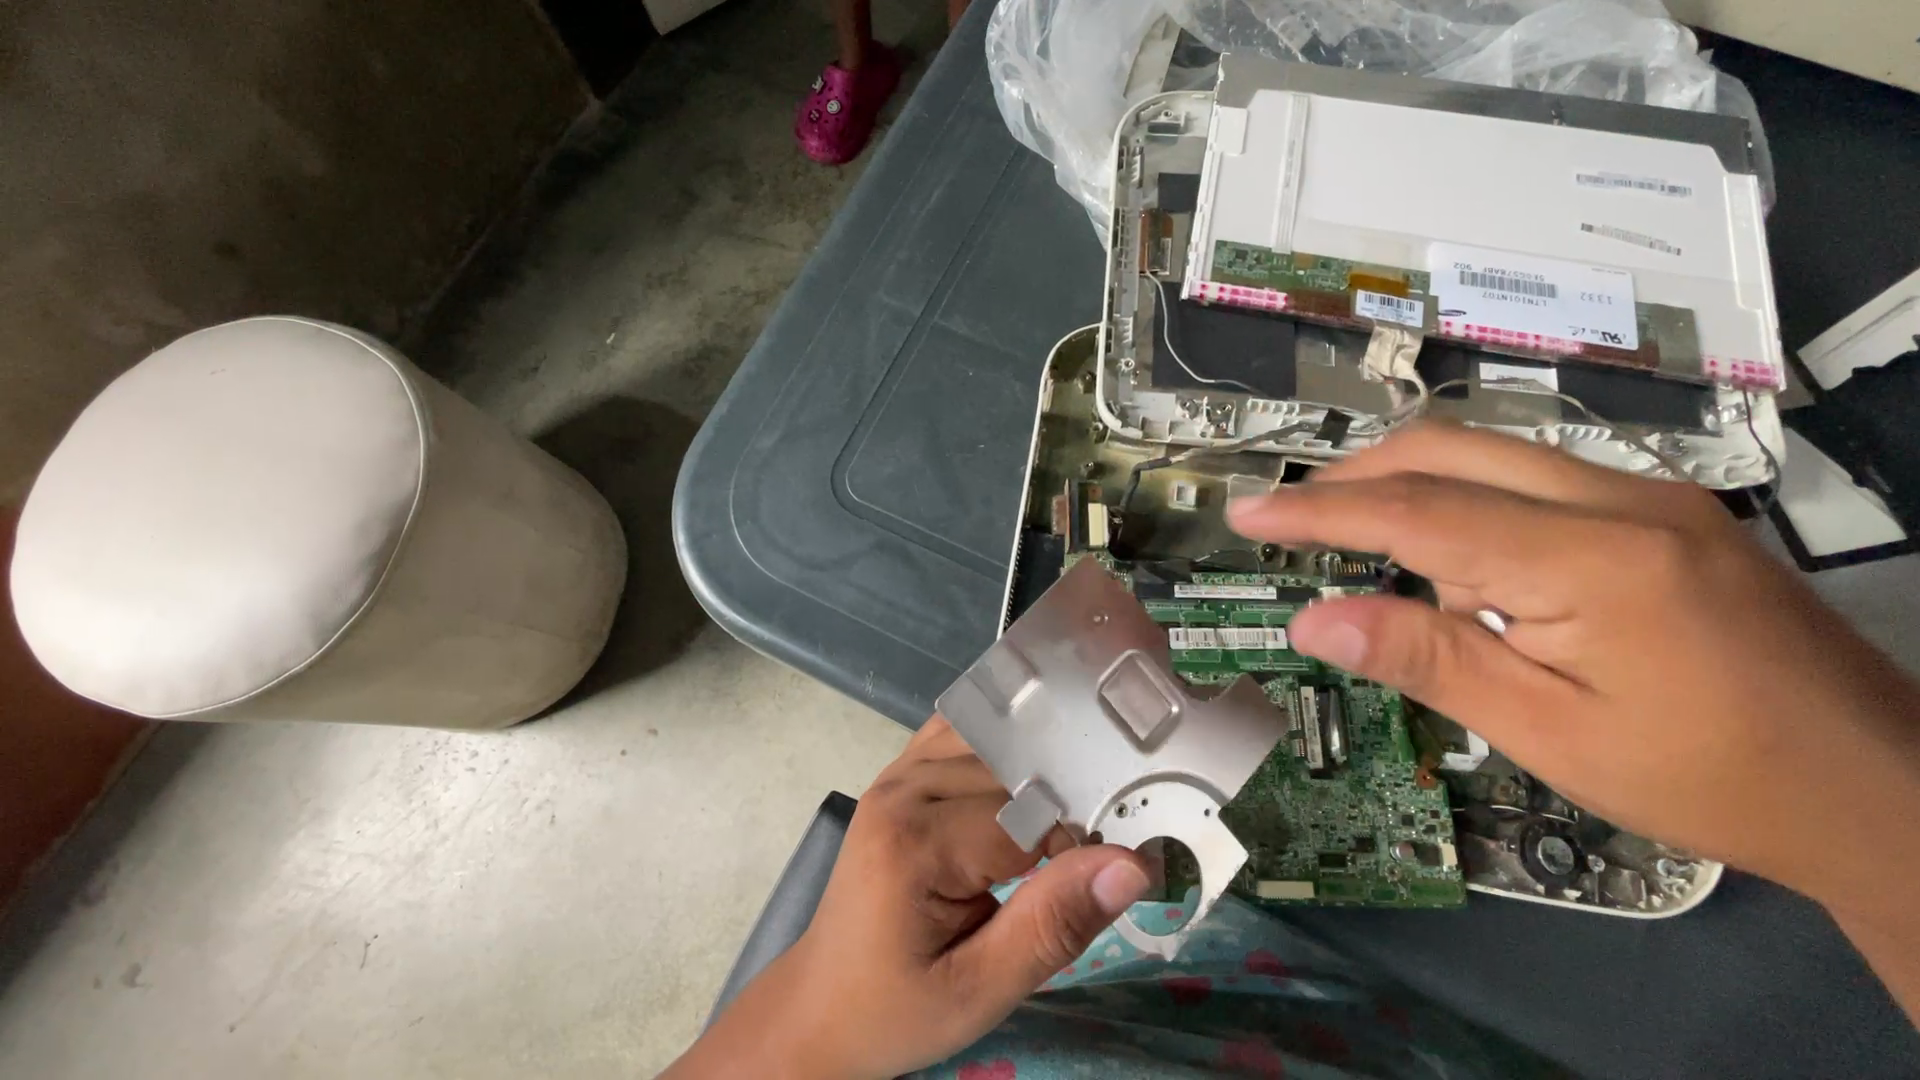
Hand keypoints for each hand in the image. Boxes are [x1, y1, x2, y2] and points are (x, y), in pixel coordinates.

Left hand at [664, 716, 1149, 1078]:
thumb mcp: (979, 991)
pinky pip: (967, 732)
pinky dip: (1010, 746)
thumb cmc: (897, 1006)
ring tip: (1074, 813)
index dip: (1081, 843)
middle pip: (1017, 766)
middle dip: (1067, 801)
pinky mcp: (902, 772)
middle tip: (1101, 845)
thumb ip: (1052, 925)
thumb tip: (1133, 865)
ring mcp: (899, 771)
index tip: (1109, 879)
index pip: (1031, 811)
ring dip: (1042, 769)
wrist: (822, 1002)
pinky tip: (1034, 777)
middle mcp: (905, 786)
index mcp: (917, 838)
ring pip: (999, 738)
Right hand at [1226, 423, 1919, 1016]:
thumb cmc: (1704, 777)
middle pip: (1451, 449)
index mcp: (1589, 561)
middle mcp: (1619, 500)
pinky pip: (1531, 481)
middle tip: (1290, 516)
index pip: (1417, 511)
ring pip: (1490, 454)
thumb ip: (1426, 659)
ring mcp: (1648, 497)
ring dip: (1405, 484)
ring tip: (1351, 540)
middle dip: (1355, 475)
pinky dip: (1461, 501)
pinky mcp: (1660, 513)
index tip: (1247, 514)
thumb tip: (1311, 620)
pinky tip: (1451, 561)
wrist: (1882, 788)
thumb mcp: (1546, 731)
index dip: (1319, 511)